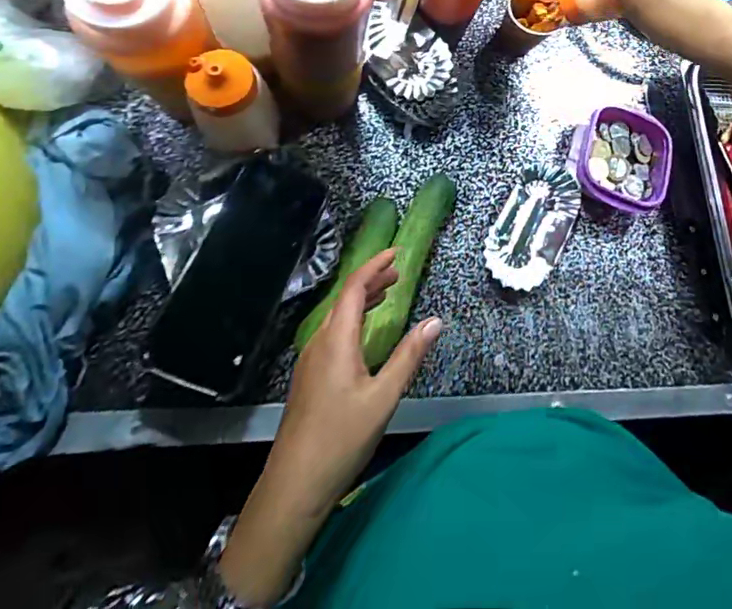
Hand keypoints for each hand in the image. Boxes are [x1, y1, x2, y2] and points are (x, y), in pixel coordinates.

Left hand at [217, 250, 441, 604]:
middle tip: (397, 272)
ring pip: (337, 316)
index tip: (395, 252)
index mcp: (336, 338)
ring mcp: (311, 357)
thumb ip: (408, 357)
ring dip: (361, 301)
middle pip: (344, 298)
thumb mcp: (384, 397)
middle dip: (370, 280)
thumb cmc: (343, 436)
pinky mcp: (310, 374)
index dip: (374, 266)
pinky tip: (363, 333)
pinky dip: (352, 320)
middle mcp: (320, 340)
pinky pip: (332, 332)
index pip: (354, 287)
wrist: (297, 477)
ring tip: (386, 295)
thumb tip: (434, 322)